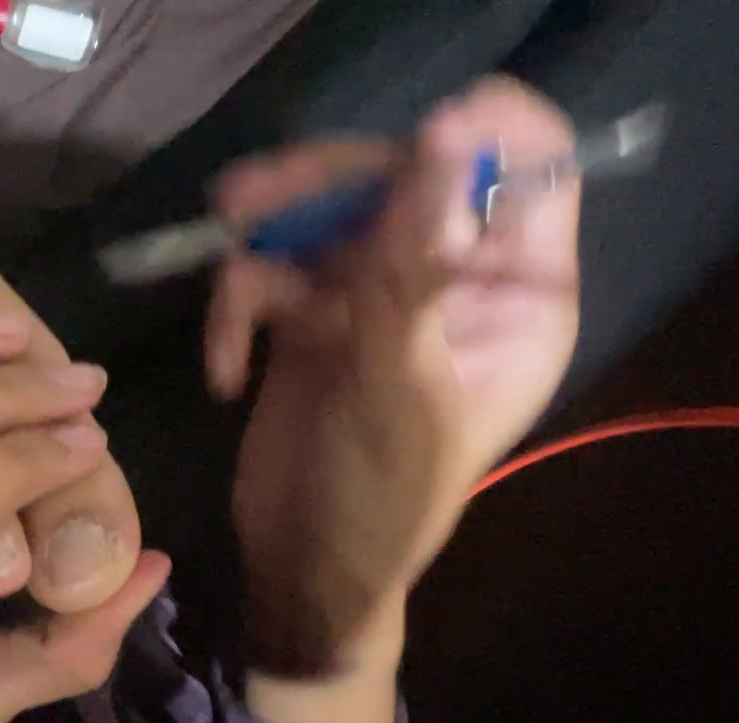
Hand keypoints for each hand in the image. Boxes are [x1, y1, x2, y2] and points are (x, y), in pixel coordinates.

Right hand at [206, 77, 580, 681]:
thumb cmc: (376, 499)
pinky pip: (260, 283)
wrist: (299, 565)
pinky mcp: (298, 327)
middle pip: (391, 184)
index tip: (390, 150)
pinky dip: (231, 321)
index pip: (515, 170)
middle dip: (316, 189)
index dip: (462, 140)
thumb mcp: (399, 390)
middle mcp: (440, 283)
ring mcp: (364, 302)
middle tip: (239, 202)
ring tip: (222, 293)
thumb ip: (411, 273)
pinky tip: (224, 375)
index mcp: (509, 293)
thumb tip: (439, 140)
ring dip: (256, 252)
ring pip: (313, 225)